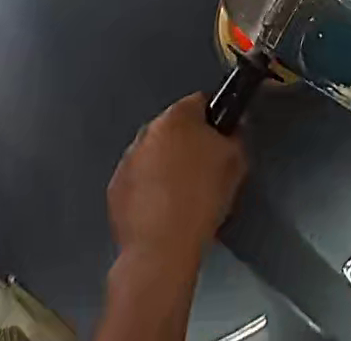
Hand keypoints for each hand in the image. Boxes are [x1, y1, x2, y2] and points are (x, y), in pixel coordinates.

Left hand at [107, 93, 246, 262]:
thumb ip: (235, 135)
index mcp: (177, 117)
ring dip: (168, 161)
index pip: (201, 100)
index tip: (223, 134)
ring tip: (184, 189)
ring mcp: (126, 161)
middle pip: (175, 126)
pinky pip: (139, 177)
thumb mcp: (237, 159)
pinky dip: (150, 184)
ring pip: (156, 151)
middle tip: (207, 163)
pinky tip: (165, 205)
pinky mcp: (114, 190)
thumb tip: (230, 131)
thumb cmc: (203, 197)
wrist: (162, 249)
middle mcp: (147, 132)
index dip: (215, 116)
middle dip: (190, 139)